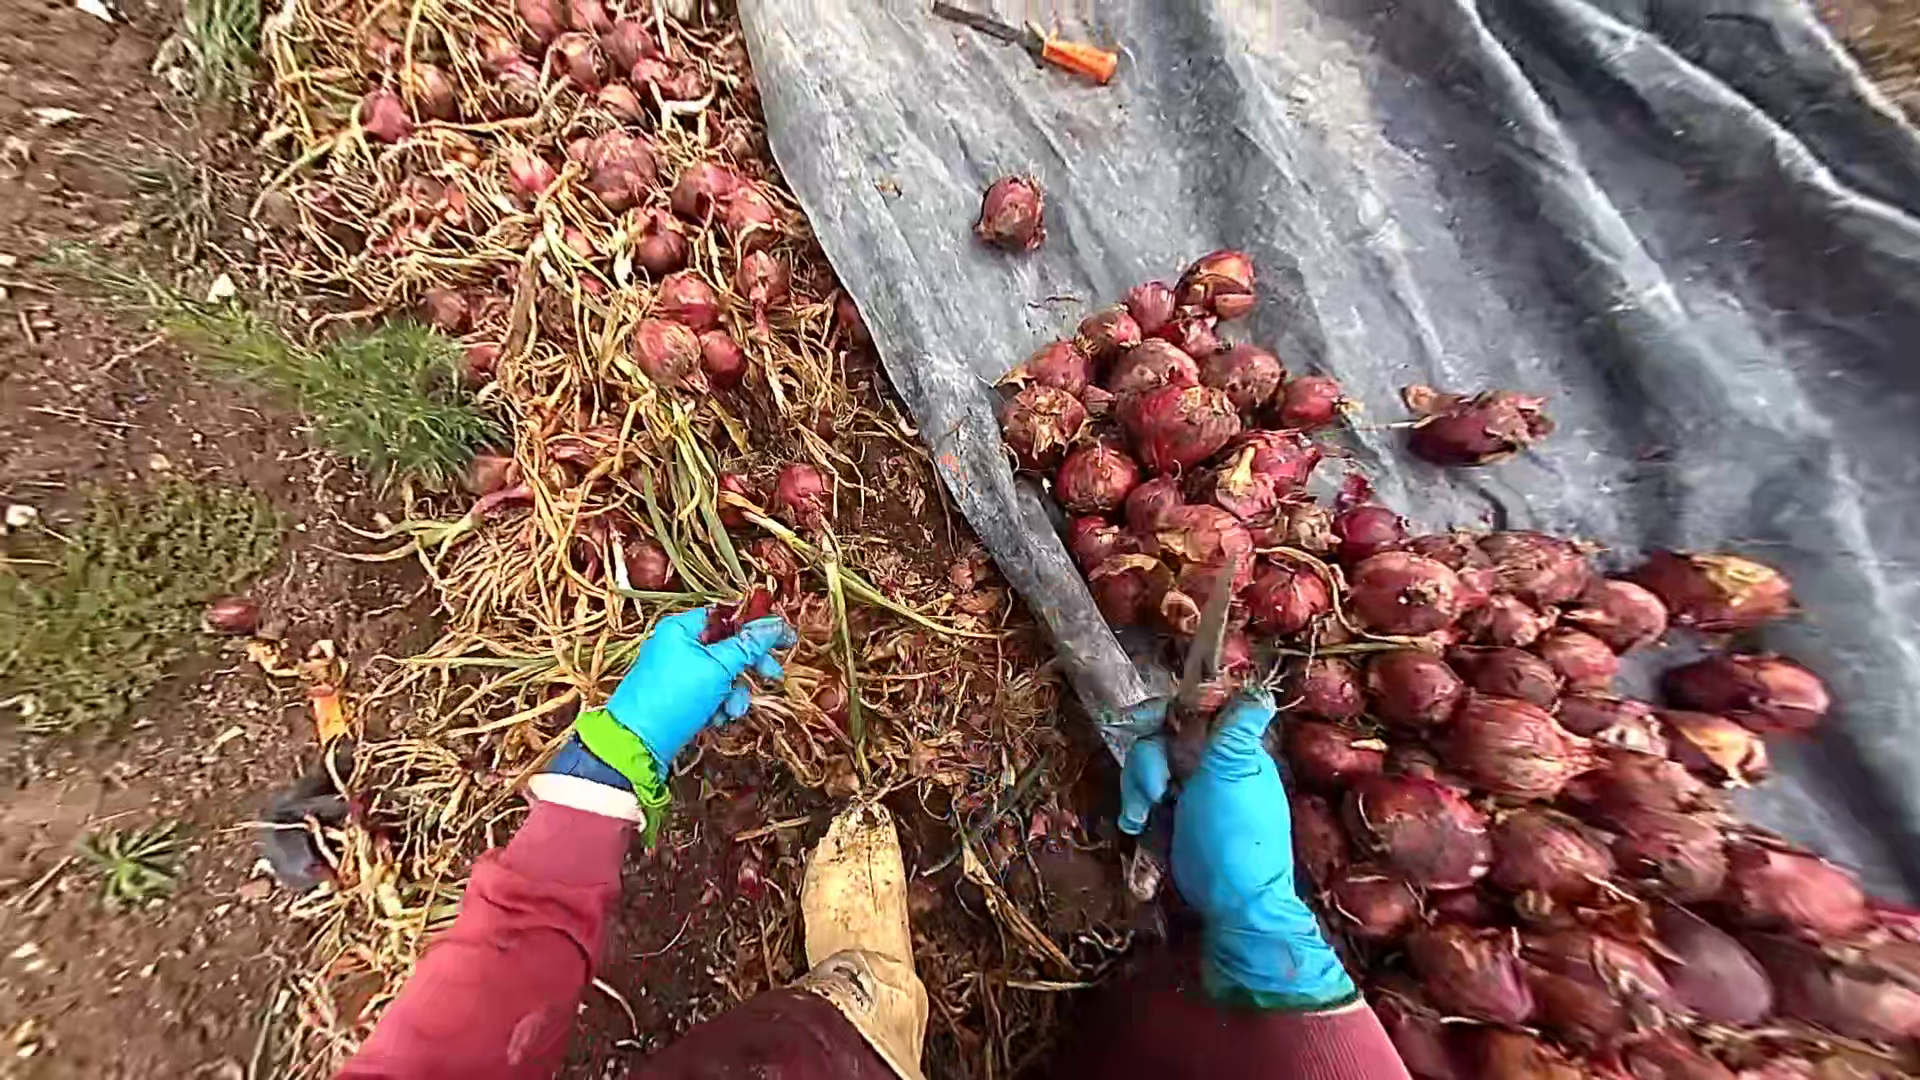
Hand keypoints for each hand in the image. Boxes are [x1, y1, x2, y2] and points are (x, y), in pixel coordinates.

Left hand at [606, 607, 796, 765]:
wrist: (637, 746)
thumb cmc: (674, 698)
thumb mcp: (718, 668)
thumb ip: (749, 645)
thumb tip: (776, 624)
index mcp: (682, 628)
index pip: (728, 616)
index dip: (757, 627)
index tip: (783, 640)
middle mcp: (679, 644)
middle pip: (729, 645)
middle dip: (750, 665)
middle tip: (772, 675)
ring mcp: (678, 669)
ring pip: (723, 670)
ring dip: (735, 690)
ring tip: (732, 710)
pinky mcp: (679, 693)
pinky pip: (711, 689)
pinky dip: (720, 702)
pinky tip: (718, 718)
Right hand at [1117, 689, 1355, 1008]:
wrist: (1232, 901)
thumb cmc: (1236, 833)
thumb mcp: (1235, 774)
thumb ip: (1237, 729)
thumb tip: (1262, 692)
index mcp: (1228, 747)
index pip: (1188, 709)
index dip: (1160, 711)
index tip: (1136, 719)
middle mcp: (1207, 761)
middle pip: (1158, 736)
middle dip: (1147, 761)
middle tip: (1155, 790)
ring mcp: (1188, 787)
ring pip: (1145, 763)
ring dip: (1138, 787)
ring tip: (1144, 815)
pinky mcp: (1171, 811)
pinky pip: (1142, 792)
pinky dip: (1137, 805)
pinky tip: (1139, 823)